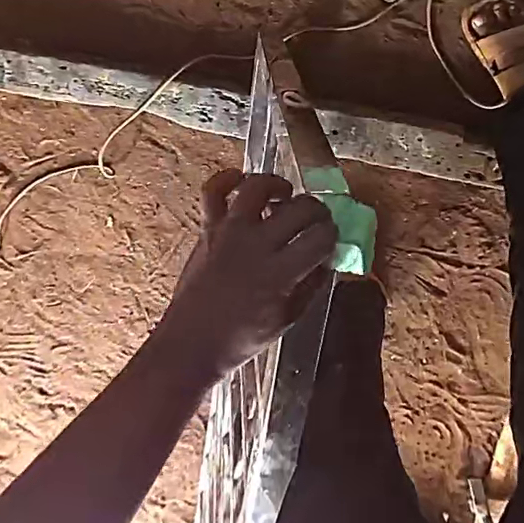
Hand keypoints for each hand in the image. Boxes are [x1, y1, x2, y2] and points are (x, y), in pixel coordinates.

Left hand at [152, 169, 336, 381]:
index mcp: (280, 273)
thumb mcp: (288, 318)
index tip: (332, 237)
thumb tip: (328, 258)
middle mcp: (256, 244)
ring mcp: (229, 232)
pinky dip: (227, 179)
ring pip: (258, 187)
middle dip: (317, 211)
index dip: (333, 234)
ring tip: (285, 196)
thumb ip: (312, 284)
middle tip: (317, 220)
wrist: (191, 344)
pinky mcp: (208, 228)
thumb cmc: (242, 338)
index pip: (321, 237)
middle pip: (299, 208)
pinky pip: (213, 191)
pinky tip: (242, 181)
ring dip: (278, 185)